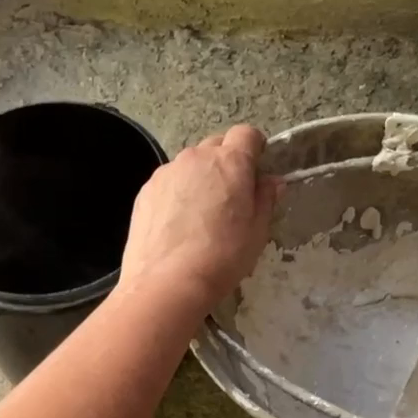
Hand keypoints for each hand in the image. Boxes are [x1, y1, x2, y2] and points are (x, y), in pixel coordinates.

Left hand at [119, 124, 281, 315]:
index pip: (246, 134)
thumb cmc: (222, 257)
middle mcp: (196, 158)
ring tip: (201, 215)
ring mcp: (167, 172)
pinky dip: (178, 194)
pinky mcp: (146, 191)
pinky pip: (169, 182)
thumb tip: (272, 181)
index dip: (254, 148)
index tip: (256, 170)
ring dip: (200, 178)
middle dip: (226, 163)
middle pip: (216, 145)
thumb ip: (266, 199)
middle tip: (231, 197)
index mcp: (230, 162)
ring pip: (190, 164)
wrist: (167, 283)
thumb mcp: (257, 231)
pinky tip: (178, 225)